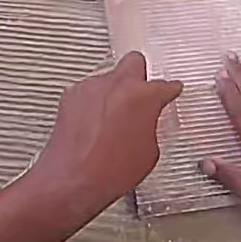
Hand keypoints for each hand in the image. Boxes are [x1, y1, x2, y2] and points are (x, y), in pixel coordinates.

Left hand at [23, 53, 183, 217]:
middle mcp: (116, 84)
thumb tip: (145, 122)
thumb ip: (150, 125)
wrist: (72, 179)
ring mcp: (91, 87)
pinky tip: (95, 125)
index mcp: (143, 96)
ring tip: (112, 120)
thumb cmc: (109, 171)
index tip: (170, 91)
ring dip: (112, 93)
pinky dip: (93, 103)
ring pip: (108, 78)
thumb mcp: (149, 152)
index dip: (169, 90)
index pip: (164, 85)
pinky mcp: (71, 95)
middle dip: (140, 75)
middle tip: (141, 94)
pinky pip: (88, 92)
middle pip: (134, 62)